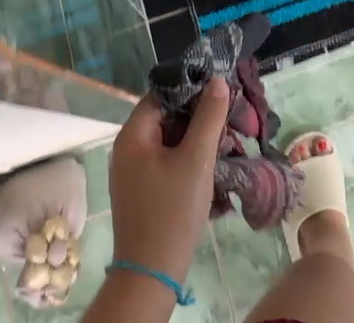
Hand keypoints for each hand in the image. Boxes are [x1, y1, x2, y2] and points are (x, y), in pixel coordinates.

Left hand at [107, 78, 229, 279]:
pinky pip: (164, 161)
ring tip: (224, 143)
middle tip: (227, 120)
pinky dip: (185, 158)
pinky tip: (209, 166)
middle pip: (165, 117)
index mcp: (132, 135)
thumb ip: (208, 117)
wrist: (152, 271)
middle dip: (197, 117)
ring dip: (194, 139)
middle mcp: (126, 148)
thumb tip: (216, 80)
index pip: (161, 95)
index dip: (190, 90)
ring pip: (167, 141)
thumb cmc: (173, 210)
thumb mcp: (197, 159)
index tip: (219, 93)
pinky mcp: (140, 190)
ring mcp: (131, 171)